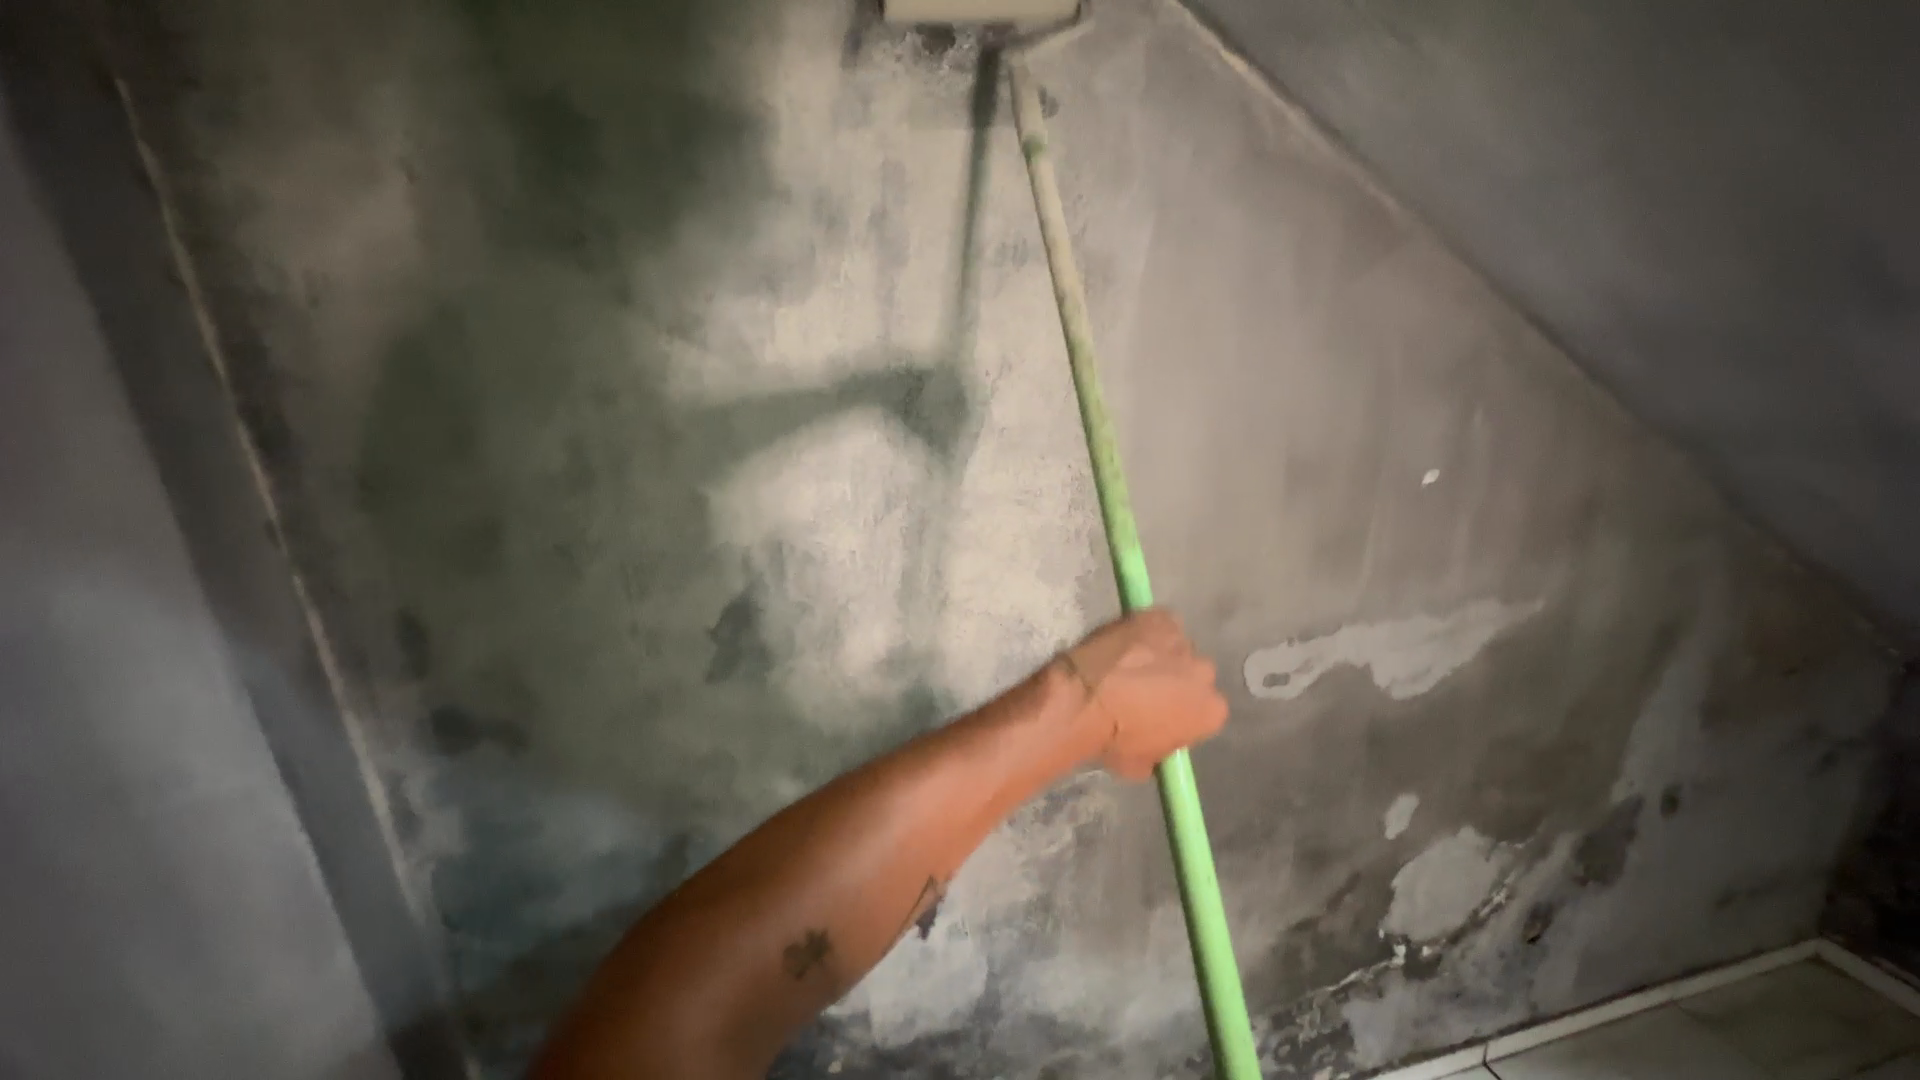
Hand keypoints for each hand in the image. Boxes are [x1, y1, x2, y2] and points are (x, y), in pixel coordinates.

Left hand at [1061, 609, 1229, 779]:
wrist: (1084, 699)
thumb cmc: (1113, 738)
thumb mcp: (1142, 764)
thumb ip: (1161, 751)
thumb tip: (1155, 746)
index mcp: (1211, 712)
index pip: (1205, 710)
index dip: (1182, 711)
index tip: (1160, 713)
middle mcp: (1205, 674)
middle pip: (1194, 674)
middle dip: (1175, 680)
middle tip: (1144, 686)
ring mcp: (1183, 641)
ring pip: (1176, 647)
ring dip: (1160, 654)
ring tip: (1131, 661)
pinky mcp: (1160, 617)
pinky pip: (1159, 623)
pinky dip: (1146, 630)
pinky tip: (1127, 641)